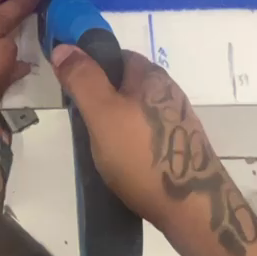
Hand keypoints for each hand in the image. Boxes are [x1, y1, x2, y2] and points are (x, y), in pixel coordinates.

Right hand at [52, 45, 256, 255]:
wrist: (192, 210)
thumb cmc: (142, 156)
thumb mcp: (102, 113)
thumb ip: (82, 79)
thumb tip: (64, 45)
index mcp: (151, 76)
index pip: (114, 55)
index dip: (88, 65)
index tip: (68, 88)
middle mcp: (167, 93)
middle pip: (122, 84)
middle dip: (97, 98)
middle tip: (77, 122)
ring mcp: (174, 122)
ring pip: (131, 112)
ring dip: (110, 123)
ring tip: (93, 147)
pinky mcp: (177, 149)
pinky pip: (141, 135)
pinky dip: (125, 143)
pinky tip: (116, 162)